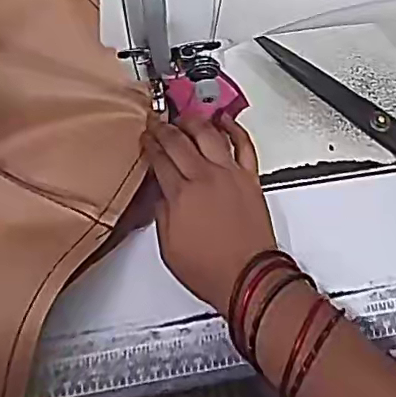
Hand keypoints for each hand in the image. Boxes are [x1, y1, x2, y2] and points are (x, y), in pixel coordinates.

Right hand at [142, 114, 278, 310]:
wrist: (248, 278)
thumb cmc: (212, 269)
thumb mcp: (169, 247)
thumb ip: (162, 213)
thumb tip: (160, 194)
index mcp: (181, 194)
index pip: (160, 159)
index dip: (150, 145)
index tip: (146, 138)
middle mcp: (205, 178)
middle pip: (179, 141)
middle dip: (164, 129)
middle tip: (157, 123)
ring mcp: (229, 174)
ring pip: (209, 134)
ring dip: (194, 122)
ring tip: (185, 118)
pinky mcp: (249, 178)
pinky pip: (244, 145)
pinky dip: (235, 129)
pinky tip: (226, 121)